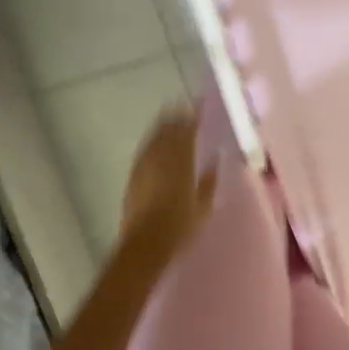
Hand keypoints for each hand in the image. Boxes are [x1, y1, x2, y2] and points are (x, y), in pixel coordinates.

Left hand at [119, 108, 218, 255]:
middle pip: (168, 129)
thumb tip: (215, 159)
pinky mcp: (133, 175)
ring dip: (162, 125)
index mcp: (182, 162)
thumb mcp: (203, 206)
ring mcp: (144, 165)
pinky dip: (151, 141)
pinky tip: (154, 141)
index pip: (188, 131)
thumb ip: (209, 180)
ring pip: (154, 137)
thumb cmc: (180, 227)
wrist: (146, 244)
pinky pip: (144, 149)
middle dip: (176, 116)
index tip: (200, 105)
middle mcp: (161, 158)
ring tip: (169, 117)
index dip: (194, 116)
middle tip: (183, 107)